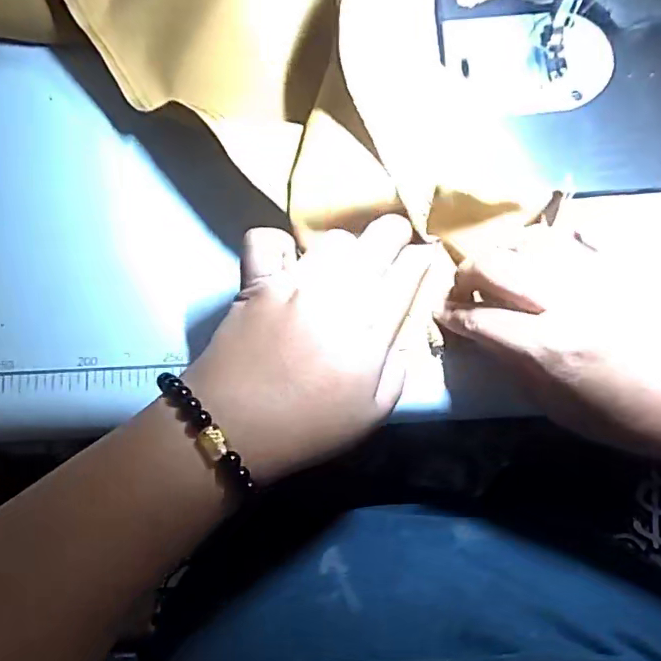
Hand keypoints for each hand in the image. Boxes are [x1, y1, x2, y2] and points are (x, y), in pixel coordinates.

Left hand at [181, 215, 436, 483]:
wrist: (235, 427)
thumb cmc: (309, 428)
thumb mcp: (373, 414)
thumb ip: (396, 371)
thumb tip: (398, 337)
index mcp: (372, 329)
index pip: (407, 273)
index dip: (421, 258)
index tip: (425, 256)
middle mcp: (338, 294)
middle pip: (376, 240)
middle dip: (394, 232)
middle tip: (396, 237)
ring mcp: (294, 282)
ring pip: (332, 239)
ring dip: (348, 245)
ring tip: (346, 260)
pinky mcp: (255, 281)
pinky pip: (267, 241)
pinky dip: (278, 245)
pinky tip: (286, 261)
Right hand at [435, 226, 660, 465]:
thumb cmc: (636, 420)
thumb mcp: (566, 413)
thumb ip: (520, 372)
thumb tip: (486, 342)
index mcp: (550, 348)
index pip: (480, 319)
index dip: (452, 316)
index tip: (443, 315)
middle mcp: (568, 301)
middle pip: (497, 265)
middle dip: (467, 273)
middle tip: (465, 288)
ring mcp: (602, 274)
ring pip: (534, 240)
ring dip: (507, 251)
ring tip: (504, 268)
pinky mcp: (633, 261)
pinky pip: (586, 232)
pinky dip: (561, 239)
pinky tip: (557, 253)